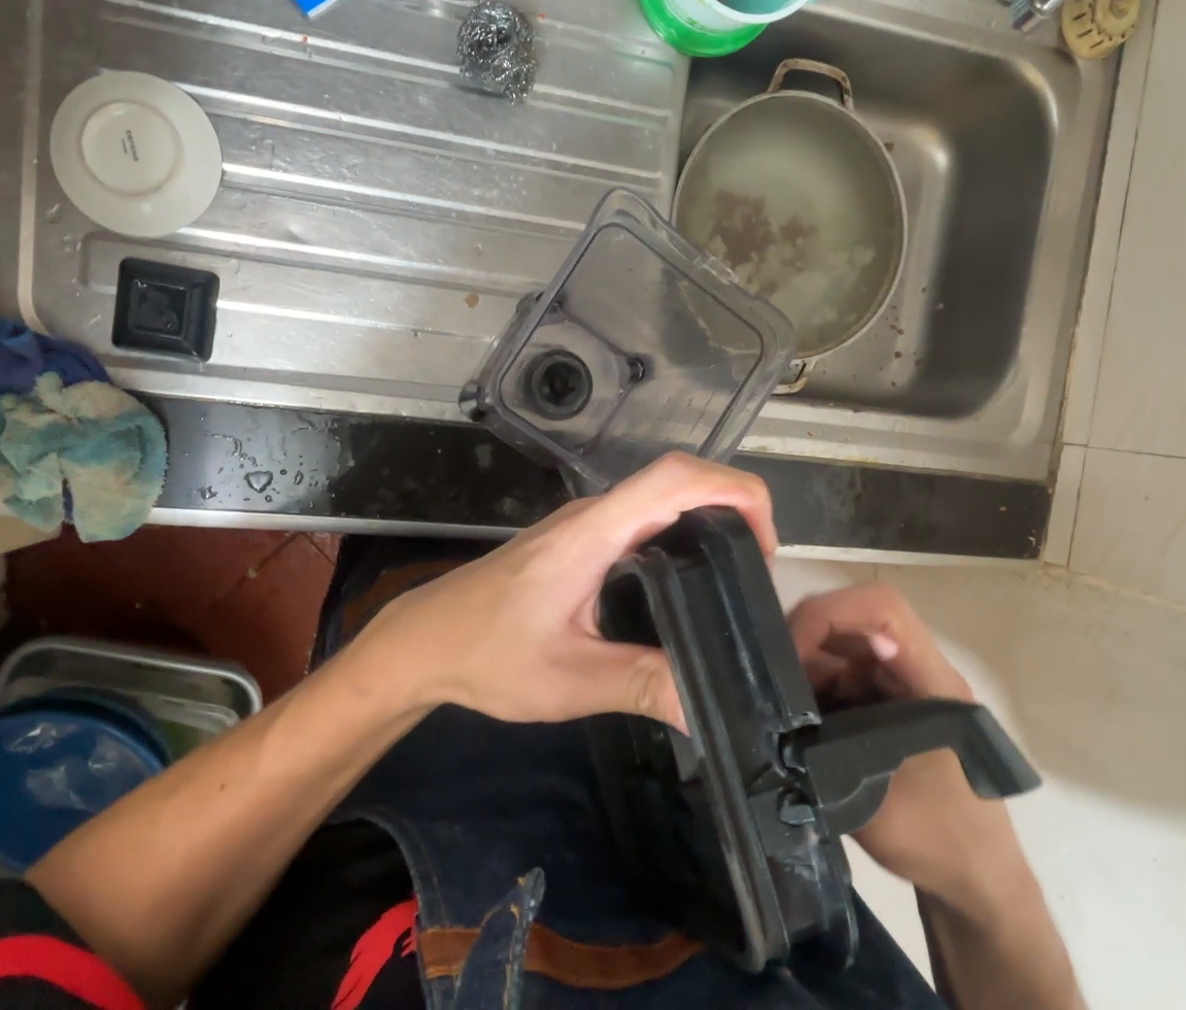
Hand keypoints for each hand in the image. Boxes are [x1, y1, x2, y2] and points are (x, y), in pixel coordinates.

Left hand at [351, 454, 775, 729]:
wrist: (421, 644)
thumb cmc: (485, 654)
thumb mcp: (569, 679)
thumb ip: (643, 686)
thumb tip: (711, 706)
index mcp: (592, 534)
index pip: (675, 477)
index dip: (734, 493)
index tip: (764, 547)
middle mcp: (590, 518)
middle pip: (676, 483)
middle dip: (733, 513)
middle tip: (758, 578)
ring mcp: (580, 529)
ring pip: (658, 503)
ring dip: (706, 526)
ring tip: (735, 586)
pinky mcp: (574, 546)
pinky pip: (639, 525)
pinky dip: (677, 541)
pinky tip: (686, 593)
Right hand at [789, 582, 1021, 910]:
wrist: (977, 881)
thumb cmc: (939, 836)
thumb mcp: (874, 798)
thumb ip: (825, 748)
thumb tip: (770, 710)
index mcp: (930, 679)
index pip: (880, 609)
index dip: (827, 615)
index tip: (787, 653)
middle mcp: (916, 671)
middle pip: (852, 622)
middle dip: (803, 643)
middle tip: (770, 686)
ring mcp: (902, 688)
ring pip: (840, 650)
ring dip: (803, 671)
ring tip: (779, 711)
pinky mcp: (887, 708)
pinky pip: (840, 679)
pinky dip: (811, 692)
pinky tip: (794, 724)